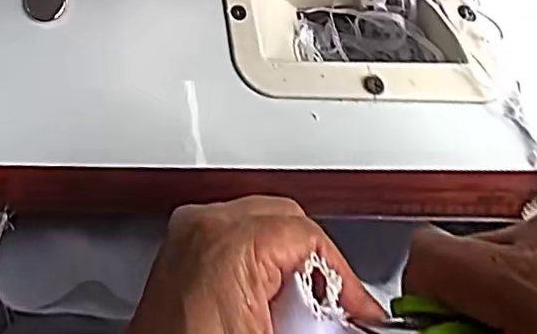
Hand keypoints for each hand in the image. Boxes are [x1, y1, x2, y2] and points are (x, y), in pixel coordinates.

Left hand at [128, 196, 387, 333]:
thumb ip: (319, 319)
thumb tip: (354, 316)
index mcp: (230, 243)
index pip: (306, 232)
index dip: (342, 275)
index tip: (358, 310)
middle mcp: (204, 224)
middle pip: (284, 217)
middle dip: (314, 264)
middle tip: (334, 311)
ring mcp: (187, 232)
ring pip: (259, 221)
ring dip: (285, 260)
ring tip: (299, 311)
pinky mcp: (178, 247)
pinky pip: (231, 233)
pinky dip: (254, 260)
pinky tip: (264, 302)